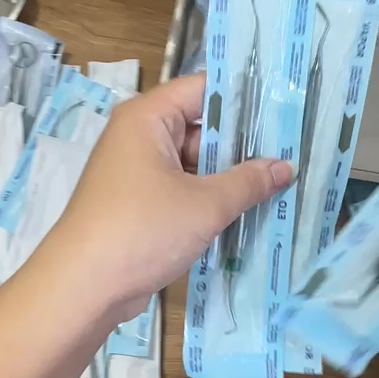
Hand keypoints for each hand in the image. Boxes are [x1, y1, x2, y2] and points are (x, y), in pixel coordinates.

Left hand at [32, 73, 291, 319]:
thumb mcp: (204, 205)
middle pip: (201, 126)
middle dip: (244, 141)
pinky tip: (251, 208)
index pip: (203, 89)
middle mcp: (140, 136)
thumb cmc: (141, 230)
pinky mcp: (140, 203)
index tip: (287, 104)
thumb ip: (248, 182)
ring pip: (194, 162)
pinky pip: (183, 189)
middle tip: (296, 146)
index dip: (245, 96)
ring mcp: (138, 171)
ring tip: (284, 178)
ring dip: (230, 174)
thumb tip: (287, 166)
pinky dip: (211, 198)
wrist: (82, 288)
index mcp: (148, 117)